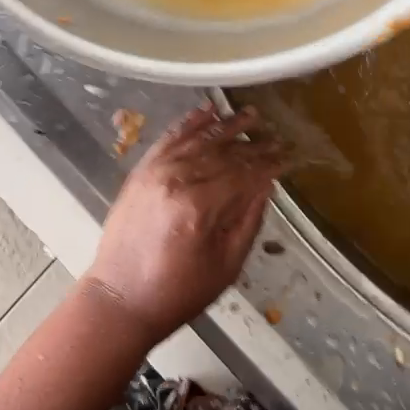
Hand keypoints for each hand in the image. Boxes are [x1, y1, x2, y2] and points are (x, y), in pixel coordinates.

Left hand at [83, 105, 284, 341]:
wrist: (120, 298)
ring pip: (198, 140)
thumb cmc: (177, 292)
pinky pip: (169, 138)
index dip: (269, 164)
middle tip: (277, 137)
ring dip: (226, 125)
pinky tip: (208, 111)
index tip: (289, 157)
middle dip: (254, 145)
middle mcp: (177, 180)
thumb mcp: (225, 266)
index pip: (244, 174)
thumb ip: (248, 221)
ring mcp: (156, 171)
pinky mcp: (142, 171)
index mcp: (200, 207)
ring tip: (250, 115)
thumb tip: (267, 185)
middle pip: (224, 154)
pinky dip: (189, 123)